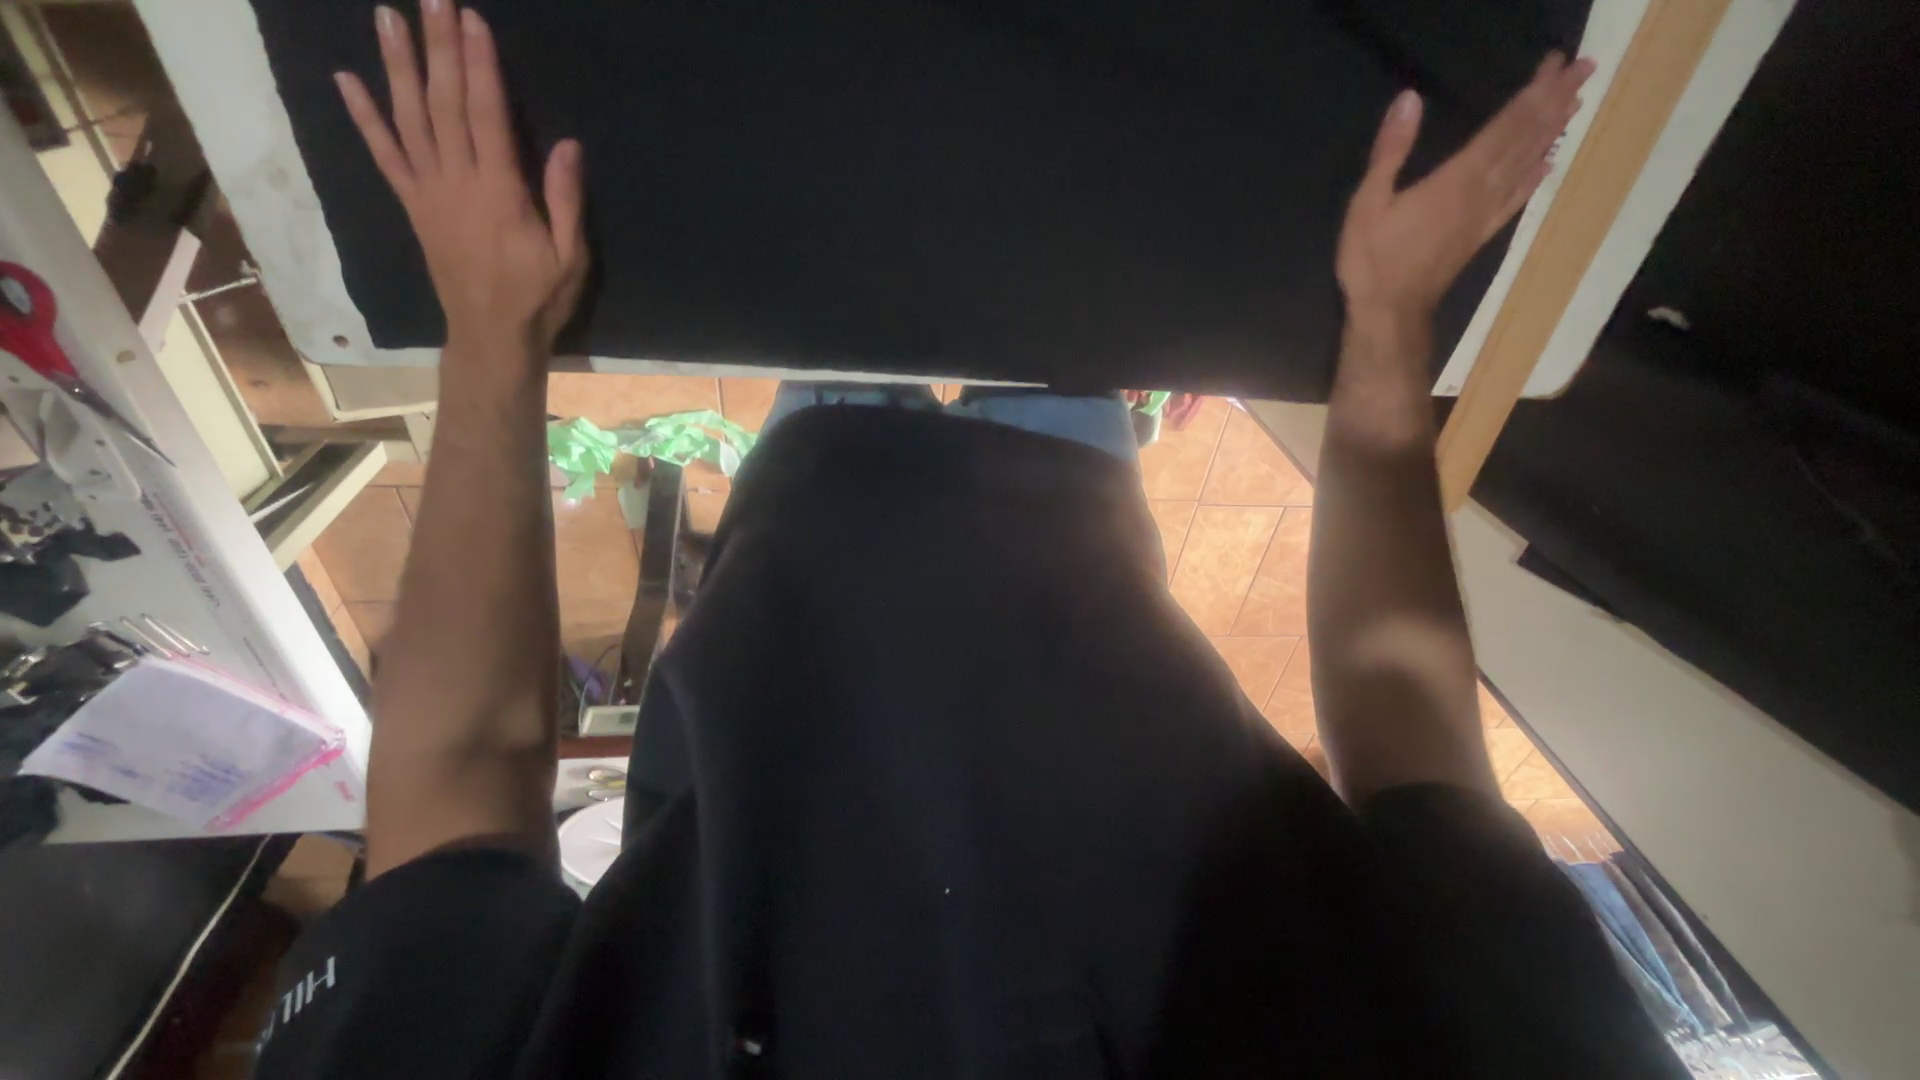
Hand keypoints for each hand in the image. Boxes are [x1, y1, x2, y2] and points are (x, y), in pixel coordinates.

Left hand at [334, 1, 587, 360]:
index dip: (478, 66)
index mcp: (500, 193)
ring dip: (398, 66)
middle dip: (438, 49)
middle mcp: (457, 182)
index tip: (471, 21)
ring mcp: (429, 192)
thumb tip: (568, 145)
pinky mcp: (414, 206)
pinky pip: (385, 156)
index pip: (486, 115)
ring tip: (387, 17)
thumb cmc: (539, 299)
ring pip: (409, 118)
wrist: (491, 336)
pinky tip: (347, 80)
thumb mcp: (571, 258)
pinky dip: (365, 118)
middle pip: (443, 104)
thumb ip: (565, 201)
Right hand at [1336, 54, 1594, 328]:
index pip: (1504, 127)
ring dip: (1552, 132)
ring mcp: (1484, 216)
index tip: (1560, 62)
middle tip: (1584, 69)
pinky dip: (1534, 179)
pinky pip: (1515, 200)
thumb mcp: (1368, 203)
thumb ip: (1391, 151)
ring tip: (1576, 102)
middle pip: (1524, 140)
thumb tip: (1410, 99)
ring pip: (1526, 164)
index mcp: (1456, 179)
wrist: (1390, 313)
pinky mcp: (1479, 236)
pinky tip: (1548, 164)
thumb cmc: (1372, 259)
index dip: (1533, 93)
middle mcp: (1481, 191)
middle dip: (1553, 102)